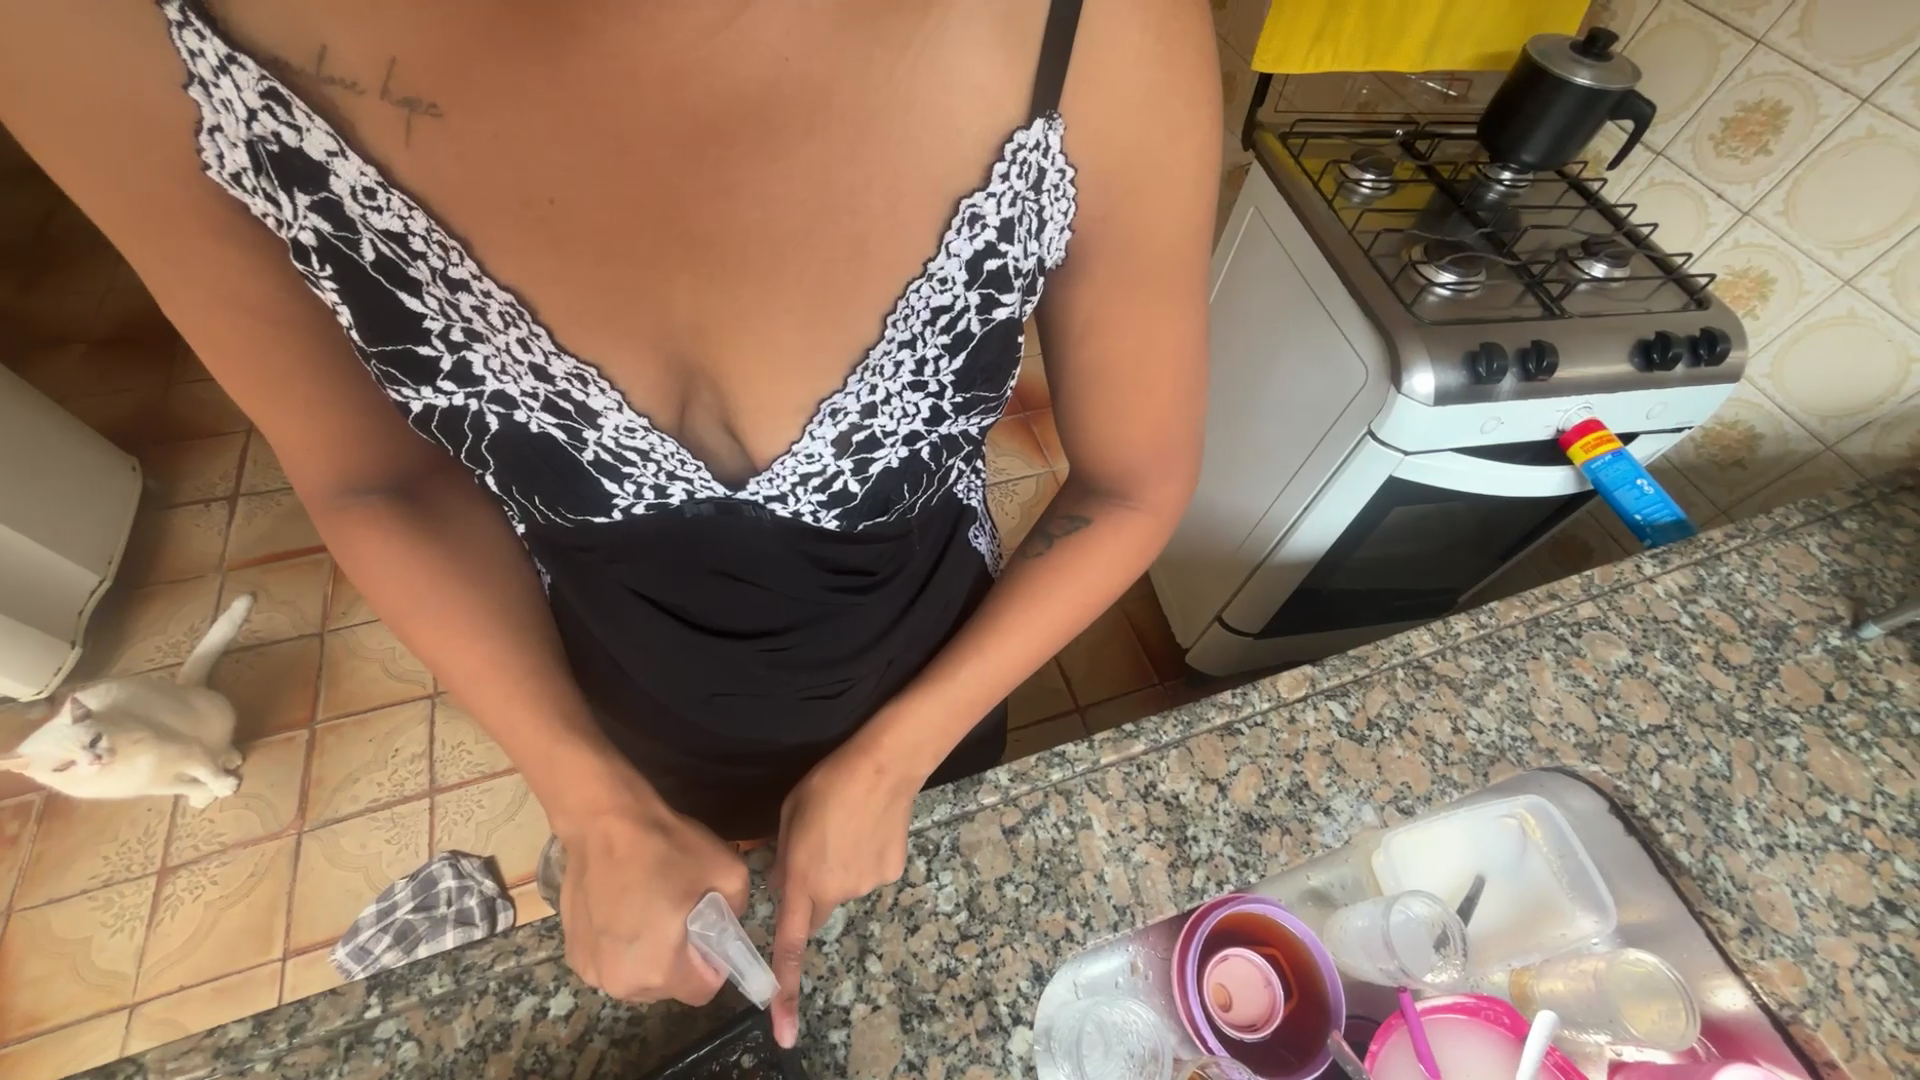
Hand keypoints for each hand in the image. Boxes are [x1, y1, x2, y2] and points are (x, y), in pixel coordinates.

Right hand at [553, 773, 750, 1005]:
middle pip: (669, 987)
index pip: (702, 991)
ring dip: (652, 953)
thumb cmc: (667, 847)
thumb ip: (738, 907)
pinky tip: (626, 907)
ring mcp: (590, 970)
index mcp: (658, 969)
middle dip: (683, 957)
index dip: (715, 962)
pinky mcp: (572, 953)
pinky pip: (613, 960)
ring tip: (653, 907)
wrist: (605, 822)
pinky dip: (624, 944)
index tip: (711, 931)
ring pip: (639, 976)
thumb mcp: (728, 870)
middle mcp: (619, 983)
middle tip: (683, 913)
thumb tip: (728, 922)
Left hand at [769, 739, 923, 1047]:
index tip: (784, 1032)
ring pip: (846, 887)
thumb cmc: (827, 785)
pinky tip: (872, 827)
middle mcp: (837, 892)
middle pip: (819, 906)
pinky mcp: (892, 870)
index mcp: (803, 880)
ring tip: (849, 825)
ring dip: (842, 868)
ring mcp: (868, 884)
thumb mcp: (789, 816)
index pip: (791, 943)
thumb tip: (783, 888)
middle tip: (819, 846)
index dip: (785, 989)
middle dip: (814, 889)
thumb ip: (783, 860)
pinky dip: (868, 856)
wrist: (883, 765)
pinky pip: (871, 871)